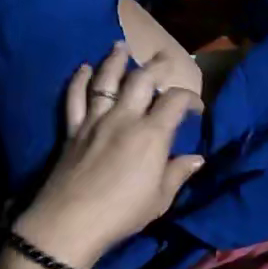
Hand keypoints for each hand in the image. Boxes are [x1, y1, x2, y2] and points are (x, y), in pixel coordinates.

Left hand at [13, 43, 205, 268]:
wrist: (70, 222)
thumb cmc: (123, 213)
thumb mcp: (160, 198)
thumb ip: (177, 173)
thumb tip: (196, 159)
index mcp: (152, 134)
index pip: (175, 101)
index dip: (190, 98)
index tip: (196, 108)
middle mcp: (125, 117)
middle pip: (141, 80)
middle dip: (156, 66)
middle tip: (164, 59)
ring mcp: (95, 120)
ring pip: (106, 80)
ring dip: (115, 60)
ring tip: (121, 46)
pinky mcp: (72, 130)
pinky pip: (75, 97)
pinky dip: (80, 80)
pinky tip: (84, 69)